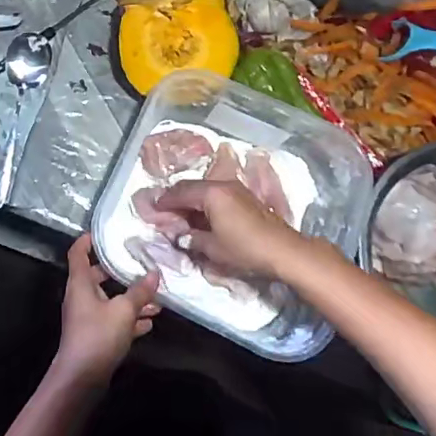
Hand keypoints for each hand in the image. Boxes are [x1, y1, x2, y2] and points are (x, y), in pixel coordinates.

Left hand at [53, 235, 159, 386]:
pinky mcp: (95, 336)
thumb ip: (139, 292)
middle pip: (97, 275)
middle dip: (118, 271)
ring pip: (109, 300)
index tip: (103, 232)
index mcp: (80, 283)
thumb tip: (154, 273)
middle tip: (139, 263)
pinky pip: (113, 320)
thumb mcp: (123, 310)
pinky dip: (129, 319)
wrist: (81, 379)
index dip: (87, 240)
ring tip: (155, 299)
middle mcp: (81, 296)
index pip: (78, 252)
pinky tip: (149, 322)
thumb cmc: (98, 335)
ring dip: (130, 298)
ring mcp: (87, 317)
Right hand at [155, 179, 311, 279]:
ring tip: (180, 215)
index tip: (152, 209)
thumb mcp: (212, 248)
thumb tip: (179, 234)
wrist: (283, 250)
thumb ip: (191, 238)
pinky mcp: (245, 197)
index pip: (180, 193)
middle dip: (176, 198)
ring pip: (205, 190)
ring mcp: (236, 189)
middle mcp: (222, 185)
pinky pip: (217, 195)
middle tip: (163, 211)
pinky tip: (202, 216)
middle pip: (191, 187)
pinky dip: (205, 202)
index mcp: (211, 193)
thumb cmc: (245, 249)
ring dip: (191, 200)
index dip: (164, 202)